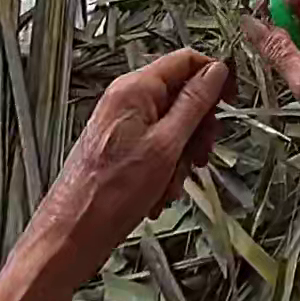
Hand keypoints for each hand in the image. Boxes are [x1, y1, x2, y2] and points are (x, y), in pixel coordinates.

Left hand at [32, 48, 230, 259]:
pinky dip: (167, 164)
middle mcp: (126, 99)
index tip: (230, 100)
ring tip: (176, 179)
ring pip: (173, 122)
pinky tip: (161, 189)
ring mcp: (122, 122)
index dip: (214, 77)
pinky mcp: (120, 145)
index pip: (187, 60)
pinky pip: (158, 143)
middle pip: (182, 94)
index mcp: (136, 88)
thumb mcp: (167, 145)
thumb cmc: (110, 194)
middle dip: (199, 125)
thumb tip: (216, 71)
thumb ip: (195, 103)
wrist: (69, 240)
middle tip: (202, 152)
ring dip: (184, 151)